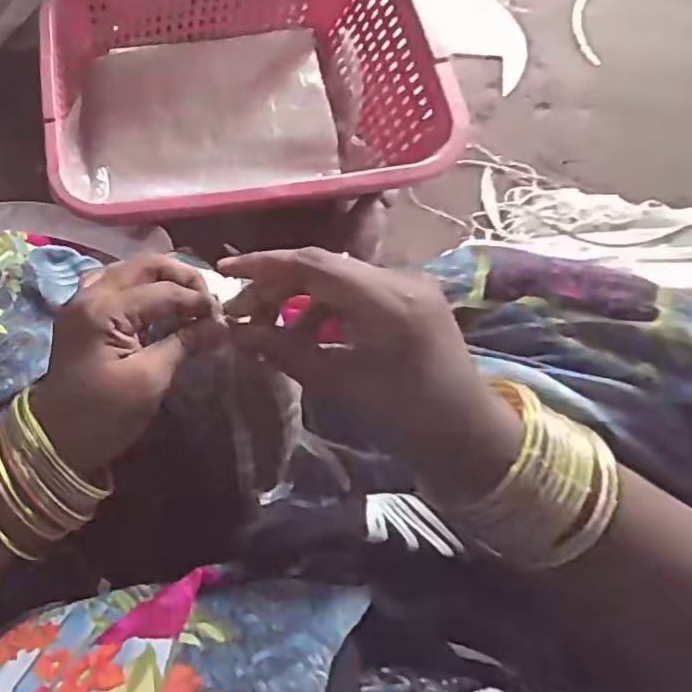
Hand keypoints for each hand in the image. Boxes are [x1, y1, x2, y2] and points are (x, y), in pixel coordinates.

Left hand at [29, 254, 224, 475]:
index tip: (223, 318)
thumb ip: (183, 344)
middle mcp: (89, 294)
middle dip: (180, 277)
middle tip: (207, 300)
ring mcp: (80, 301)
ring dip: (159, 279)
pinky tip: (156, 305)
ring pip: (127, 270)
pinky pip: (113, 285)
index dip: (197, 300)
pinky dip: (138, 288)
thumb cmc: (103, 414)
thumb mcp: (149, 380)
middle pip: (143, 265)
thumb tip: (221, 325)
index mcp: (103, 308)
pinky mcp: (79, 314)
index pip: (162, 290)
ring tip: (187, 300)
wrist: (56, 437)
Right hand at [218, 248, 520, 502]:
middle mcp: (399, 278)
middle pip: (319, 265)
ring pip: (331, 274)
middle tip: (240, 312)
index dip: (263, 265)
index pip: (314, 264)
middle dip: (273, 285)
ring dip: (293, 295)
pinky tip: (299, 330)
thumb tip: (234, 333)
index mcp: (388, 300)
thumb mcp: (337, 381)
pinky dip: (317, 304)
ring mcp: (404, 282)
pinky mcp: (404, 292)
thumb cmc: (405, 411)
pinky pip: (349, 287)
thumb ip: (283, 350)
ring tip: (265, 326)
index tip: (225, 272)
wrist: (466, 427)